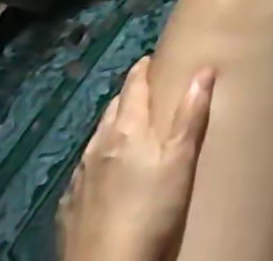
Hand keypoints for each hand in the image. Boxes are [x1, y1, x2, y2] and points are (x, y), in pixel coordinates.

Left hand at [60, 58, 213, 260]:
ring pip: (98, 137)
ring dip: (115, 127)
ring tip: (132, 133)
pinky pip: (86, 170)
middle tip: (151, 95)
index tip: (155, 60)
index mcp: (127, 128)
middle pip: (115, 107)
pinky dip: (100, 161)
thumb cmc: (151, 213)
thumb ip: (190, 116)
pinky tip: (107, 176)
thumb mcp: (180, 163)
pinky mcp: (69, 205)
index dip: (144, 68)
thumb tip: (204, 68)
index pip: (134, 83)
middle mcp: (99, 143)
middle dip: (131, 96)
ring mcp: (80, 175)